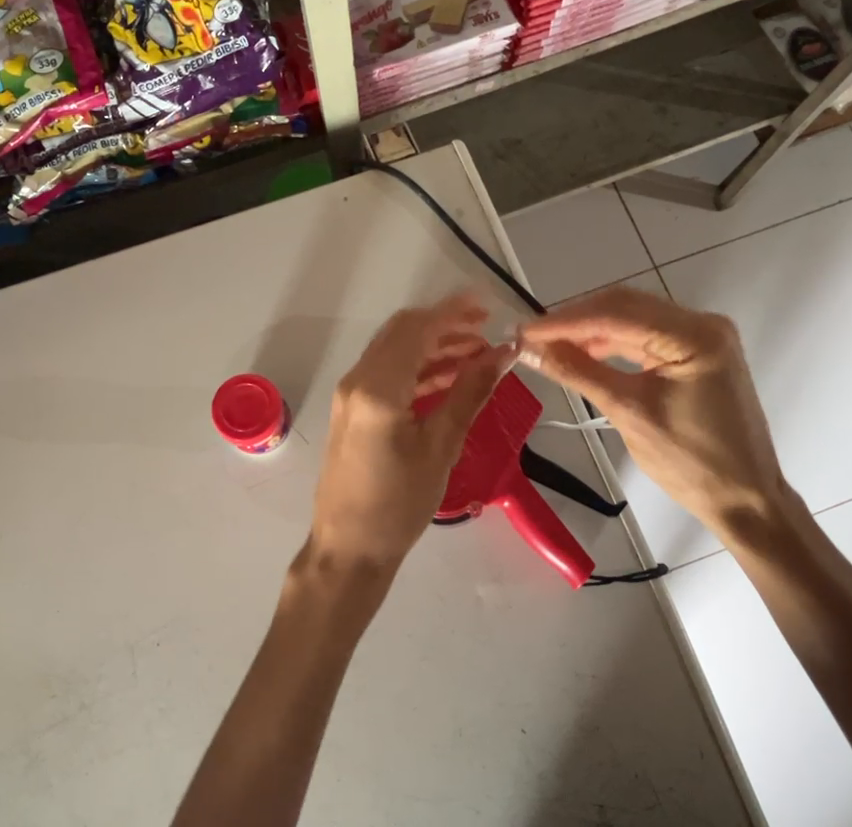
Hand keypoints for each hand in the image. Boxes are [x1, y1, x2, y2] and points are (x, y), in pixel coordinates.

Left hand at [310, 293, 515, 574]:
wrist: (349, 548)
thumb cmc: (398, 504)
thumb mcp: (441, 448)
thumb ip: (470, 393)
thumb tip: (502, 353)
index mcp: (378, 387)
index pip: (418, 330)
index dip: (454, 312)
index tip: (488, 305)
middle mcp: (358, 380)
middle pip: (403, 333)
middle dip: (444, 324)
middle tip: (485, 327)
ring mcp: (351, 395)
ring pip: (395, 352)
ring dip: (433, 346)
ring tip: (477, 354)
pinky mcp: (353, 411)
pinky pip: (387, 374)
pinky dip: (418, 368)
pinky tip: (450, 378)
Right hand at [516, 287, 794, 531]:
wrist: (744, 498)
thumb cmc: (690, 461)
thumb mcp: (628, 413)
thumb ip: (578, 372)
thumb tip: (529, 348)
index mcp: (695, 335)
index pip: (616, 313)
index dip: (564, 320)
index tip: (523, 330)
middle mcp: (702, 324)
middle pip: (624, 306)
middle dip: (575, 320)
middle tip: (530, 336)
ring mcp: (701, 337)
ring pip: (631, 318)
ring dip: (590, 330)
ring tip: (548, 344)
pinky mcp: (695, 353)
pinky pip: (644, 337)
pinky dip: (611, 343)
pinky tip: (581, 352)